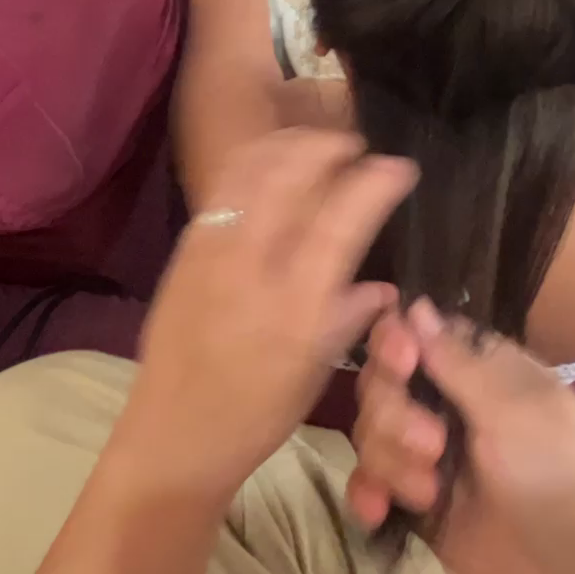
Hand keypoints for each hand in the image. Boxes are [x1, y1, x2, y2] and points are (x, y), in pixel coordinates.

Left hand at [121, 129, 415, 497]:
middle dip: (329, 145)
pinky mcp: (187, 246)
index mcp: (297, 306)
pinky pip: (222, 185)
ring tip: (316, 144)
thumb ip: (353, 315)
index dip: (375, 183)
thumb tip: (385, 285)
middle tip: (354, 146)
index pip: (342, 221)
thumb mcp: (317, 368)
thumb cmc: (258, 411)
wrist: (175, 429)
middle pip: (291, 175)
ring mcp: (213, 250)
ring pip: (252, 170)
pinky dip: (254, 160)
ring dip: (290, 143)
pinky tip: (273, 161)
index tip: (400, 167)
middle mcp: (253, 267)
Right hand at [348, 302, 574, 573]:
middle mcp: (443, 402)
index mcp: (473, 369)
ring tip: (429, 492)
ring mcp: (425, 453)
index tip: (404, 362)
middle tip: (434, 444)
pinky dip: (367, 493)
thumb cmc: (557, 472)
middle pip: (381, 382)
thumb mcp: (514, 409)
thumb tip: (415, 303)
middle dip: (395, 414)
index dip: (395, 343)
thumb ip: (457, 360)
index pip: (412, 334)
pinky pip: (368, 482)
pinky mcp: (413, 501)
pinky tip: (380, 510)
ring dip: (392, 460)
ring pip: (371, 431)